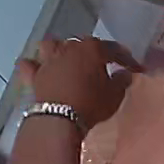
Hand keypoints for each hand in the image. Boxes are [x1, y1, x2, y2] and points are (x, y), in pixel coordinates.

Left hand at [17, 37, 142, 131]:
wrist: (60, 120)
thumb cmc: (92, 104)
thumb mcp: (114, 95)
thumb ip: (121, 81)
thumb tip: (125, 74)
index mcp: (92, 49)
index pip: (113, 49)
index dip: (125, 58)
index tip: (135, 68)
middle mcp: (68, 48)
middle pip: (82, 44)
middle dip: (93, 52)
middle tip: (101, 65)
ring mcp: (48, 60)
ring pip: (52, 45)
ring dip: (60, 50)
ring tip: (67, 60)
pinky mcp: (34, 76)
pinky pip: (29, 65)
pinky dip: (33, 66)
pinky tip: (38, 69)